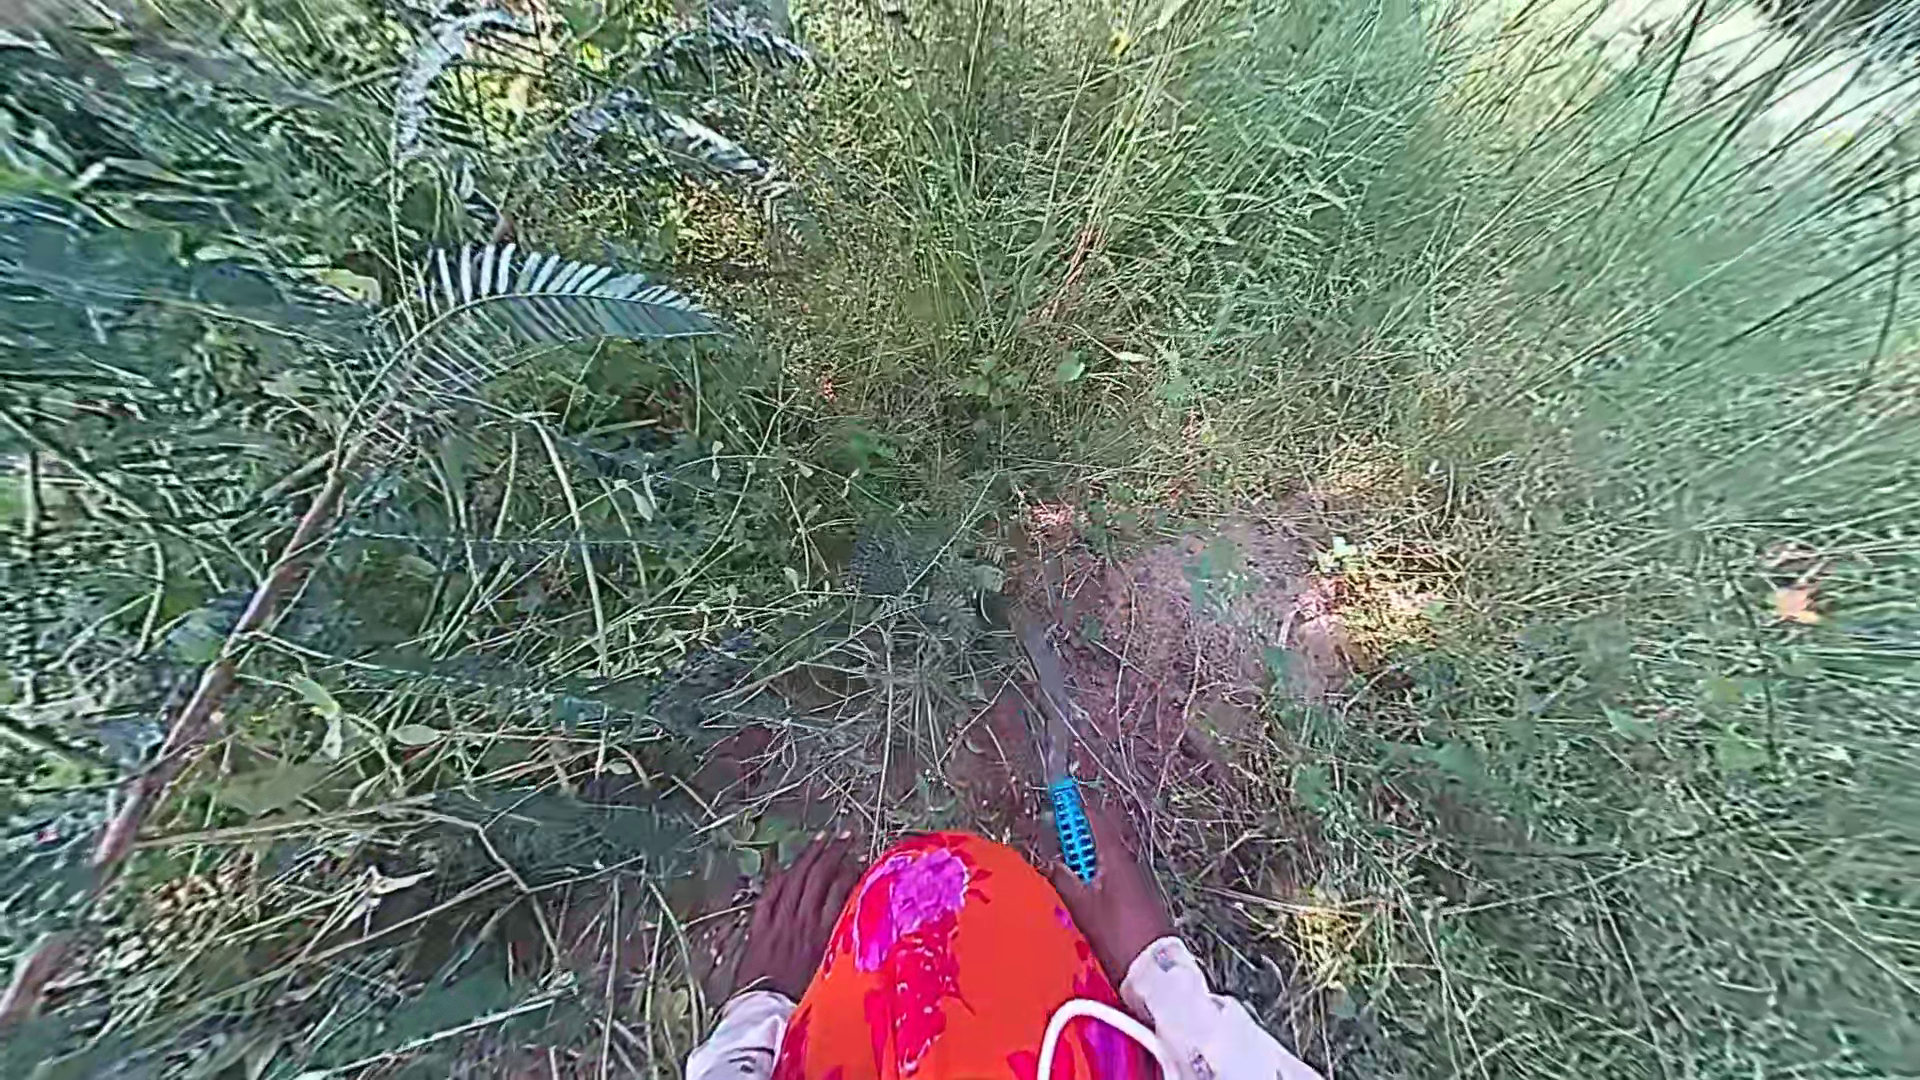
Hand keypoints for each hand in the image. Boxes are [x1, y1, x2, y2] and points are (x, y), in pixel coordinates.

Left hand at [734, 836, 860, 999]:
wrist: (764, 1017)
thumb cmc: (801, 999)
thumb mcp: (830, 967)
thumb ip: (841, 937)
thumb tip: (857, 913)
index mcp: (822, 932)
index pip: (840, 888)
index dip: (851, 869)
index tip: (859, 858)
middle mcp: (802, 921)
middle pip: (820, 876)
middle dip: (835, 851)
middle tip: (847, 836)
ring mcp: (779, 921)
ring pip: (796, 878)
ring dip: (810, 855)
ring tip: (822, 838)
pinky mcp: (759, 927)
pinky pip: (769, 895)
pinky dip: (780, 878)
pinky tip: (788, 866)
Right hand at [1049, 800, 1175, 985]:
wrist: (1155, 971)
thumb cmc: (1118, 935)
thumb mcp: (1083, 908)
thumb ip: (1063, 879)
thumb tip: (1048, 861)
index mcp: (1113, 856)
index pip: (1094, 818)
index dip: (1075, 808)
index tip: (1057, 803)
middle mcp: (1126, 861)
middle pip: (1101, 833)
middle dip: (1078, 831)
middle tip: (1057, 836)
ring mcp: (1134, 878)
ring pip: (1106, 853)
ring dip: (1086, 852)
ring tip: (1067, 865)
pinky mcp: (1138, 894)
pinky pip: (1113, 870)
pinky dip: (1097, 869)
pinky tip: (1086, 888)